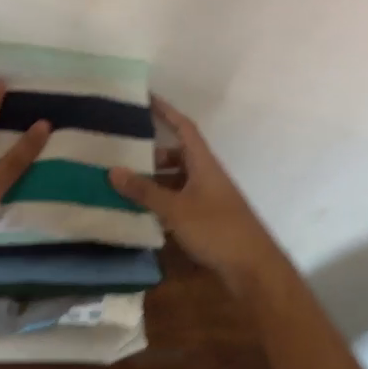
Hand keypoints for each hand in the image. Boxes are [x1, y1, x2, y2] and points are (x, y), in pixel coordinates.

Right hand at [108, 96, 262, 276]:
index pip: (184, 128)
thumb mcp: (176, 209)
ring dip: (154, 181)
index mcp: (204, 164)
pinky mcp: (207, 220)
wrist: (254, 270)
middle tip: (121, 153)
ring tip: (124, 185)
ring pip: (176, 181)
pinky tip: (141, 212)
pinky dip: (161, 202)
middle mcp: (207, 176)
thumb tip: (112, 169)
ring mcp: (208, 199)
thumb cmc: (217, 230)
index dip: (166, 111)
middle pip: (177, 155)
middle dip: (151, 154)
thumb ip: (144, 190)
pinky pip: (178, 201)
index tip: (145, 98)